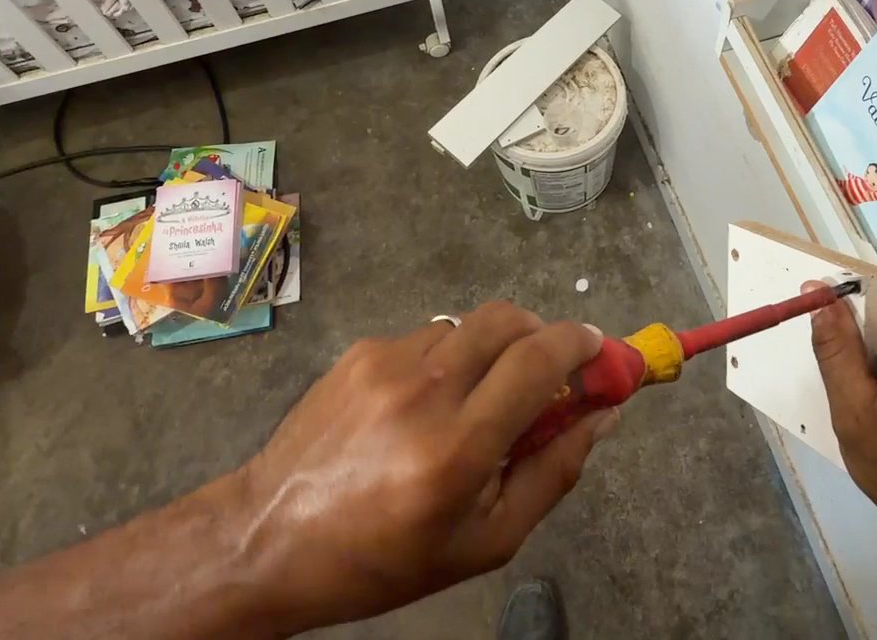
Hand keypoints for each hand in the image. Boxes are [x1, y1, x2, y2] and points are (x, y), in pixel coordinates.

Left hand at [228, 302, 619, 635]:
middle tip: (546, 368)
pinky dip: (446, 359)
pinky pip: (427, 336)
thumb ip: (555, 470)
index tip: (598, 348)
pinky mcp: (360, 350)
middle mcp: (424, 389)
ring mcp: (386, 361)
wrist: (272, 536)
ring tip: (474, 399)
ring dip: (490, 348)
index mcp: (459, 446)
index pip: (538, 360)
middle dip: (541, 332)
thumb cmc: (389, 557)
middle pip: (507, 318)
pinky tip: (422, 404)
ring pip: (467, 325)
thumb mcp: (487, 539)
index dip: (579, 343)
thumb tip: (604, 413)